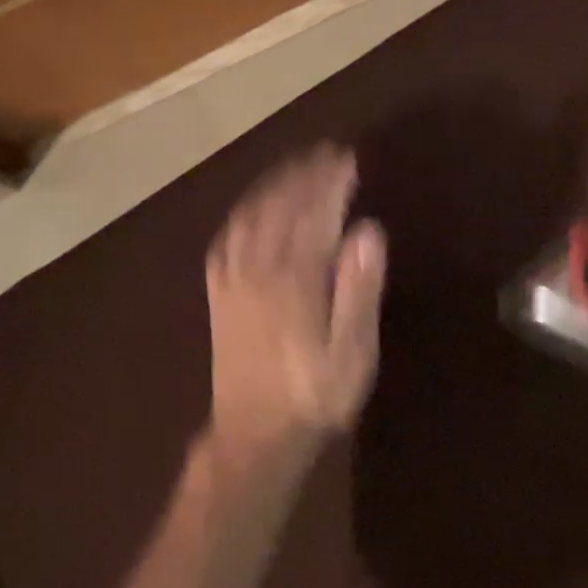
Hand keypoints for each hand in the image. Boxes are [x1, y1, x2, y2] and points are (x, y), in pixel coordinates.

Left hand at [203, 146, 385, 463]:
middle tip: (327, 152)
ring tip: (297, 166)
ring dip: (274, 185)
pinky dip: (245, 211)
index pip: (314, 213)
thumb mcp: (352, 349)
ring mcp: (231, 279)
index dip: (331, 181)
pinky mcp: (219, 293)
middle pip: (279, 206)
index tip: (349, 156)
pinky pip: (228, 236)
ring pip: (250, 215)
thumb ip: (359, 288)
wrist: (255, 435)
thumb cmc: (316, 394)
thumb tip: (369, 231)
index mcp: (293, 278)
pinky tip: (256, 206)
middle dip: (303, 174)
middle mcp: (256, 268)